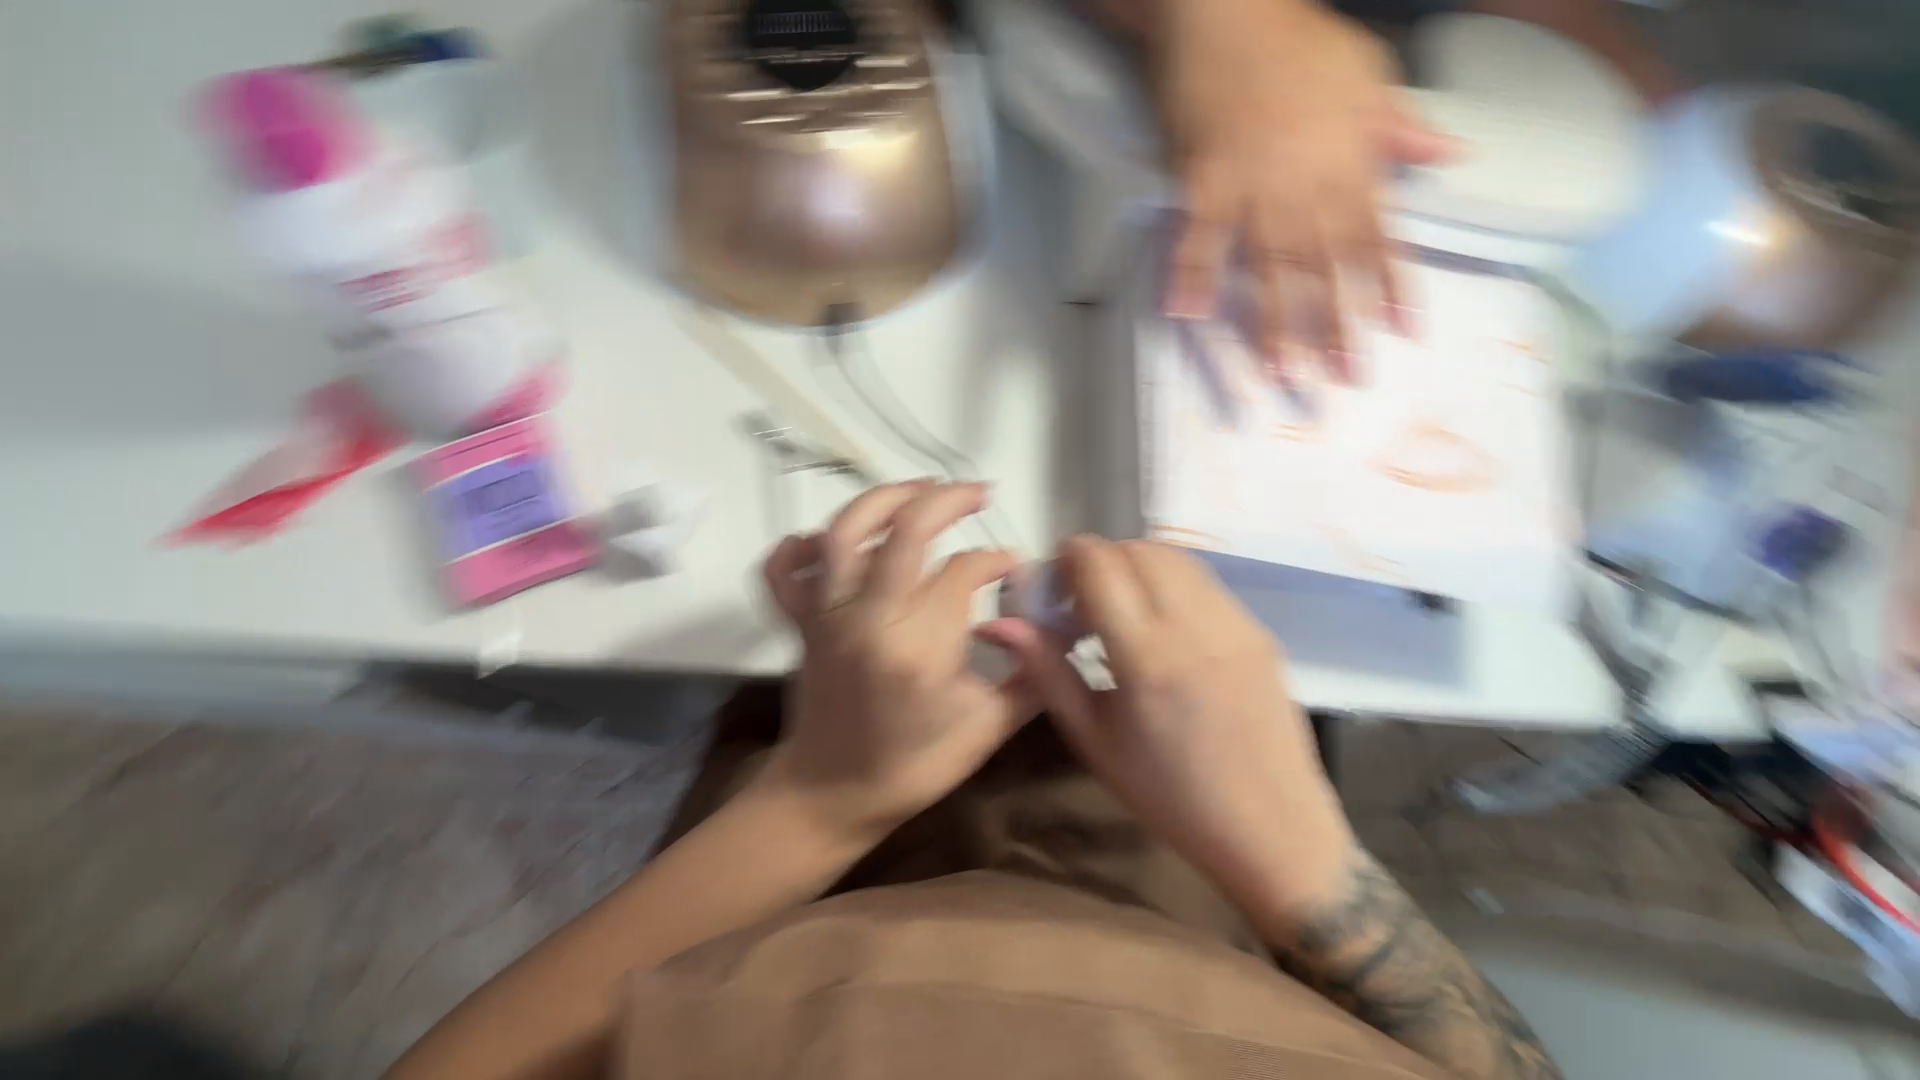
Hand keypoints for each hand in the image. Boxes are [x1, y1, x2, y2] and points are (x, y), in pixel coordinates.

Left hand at [756, 481, 1034, 840]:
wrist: (832, 796)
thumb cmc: (913, 767)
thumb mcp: (987, 729)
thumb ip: (1030, 675)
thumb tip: (1055, 625)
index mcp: (921, 647)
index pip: (965, 571)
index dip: (997, 559)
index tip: (1014, 567)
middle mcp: (870, 618)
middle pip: (907, 532)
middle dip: (948, 501)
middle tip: (978, 493)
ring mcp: (828, 616)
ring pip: (845, 533)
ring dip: (884, 499)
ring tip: (919, 490)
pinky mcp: (800, 623)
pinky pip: (783, 572)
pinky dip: (796, 547)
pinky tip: (825, 540)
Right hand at [989, 536, 1357, 912]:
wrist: (1271, 828)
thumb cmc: (1168, 796)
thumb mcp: (1094, 740)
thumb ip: (1047, 671)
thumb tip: (1001, 623)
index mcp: (1146, 658)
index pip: (1101, 566)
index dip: (1068, 556)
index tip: (1051, 579)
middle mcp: (1194, 626)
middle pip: (1138, 550)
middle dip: (1101, 557)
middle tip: (1081, 595)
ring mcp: (1235, 624)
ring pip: (1176, 557)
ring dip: (1138, 563)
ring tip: (1120, 605)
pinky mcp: (1259, 631)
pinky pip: (1206, 583)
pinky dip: (1172, 582)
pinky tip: (1162, 623)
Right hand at [1158, 0, 1451, 382]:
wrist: (1229, 7)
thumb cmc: (1298, 41)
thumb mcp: (1369, 72)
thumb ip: (1404, 125)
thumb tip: (1454, 158)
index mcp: (1349, 161)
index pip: (1377, 237)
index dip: (1391, 288)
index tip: (1403, 336)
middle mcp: (1305, 184)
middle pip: (1326, 268)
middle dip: (1339, 327)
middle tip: (1345, 381)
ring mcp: (1250, 187)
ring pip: (1270, 266)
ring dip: (1278, 324)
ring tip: (1285, 374)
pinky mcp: (1201, 182)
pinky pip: (1196, 239)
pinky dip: (1189, 277)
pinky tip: (1185, 318)